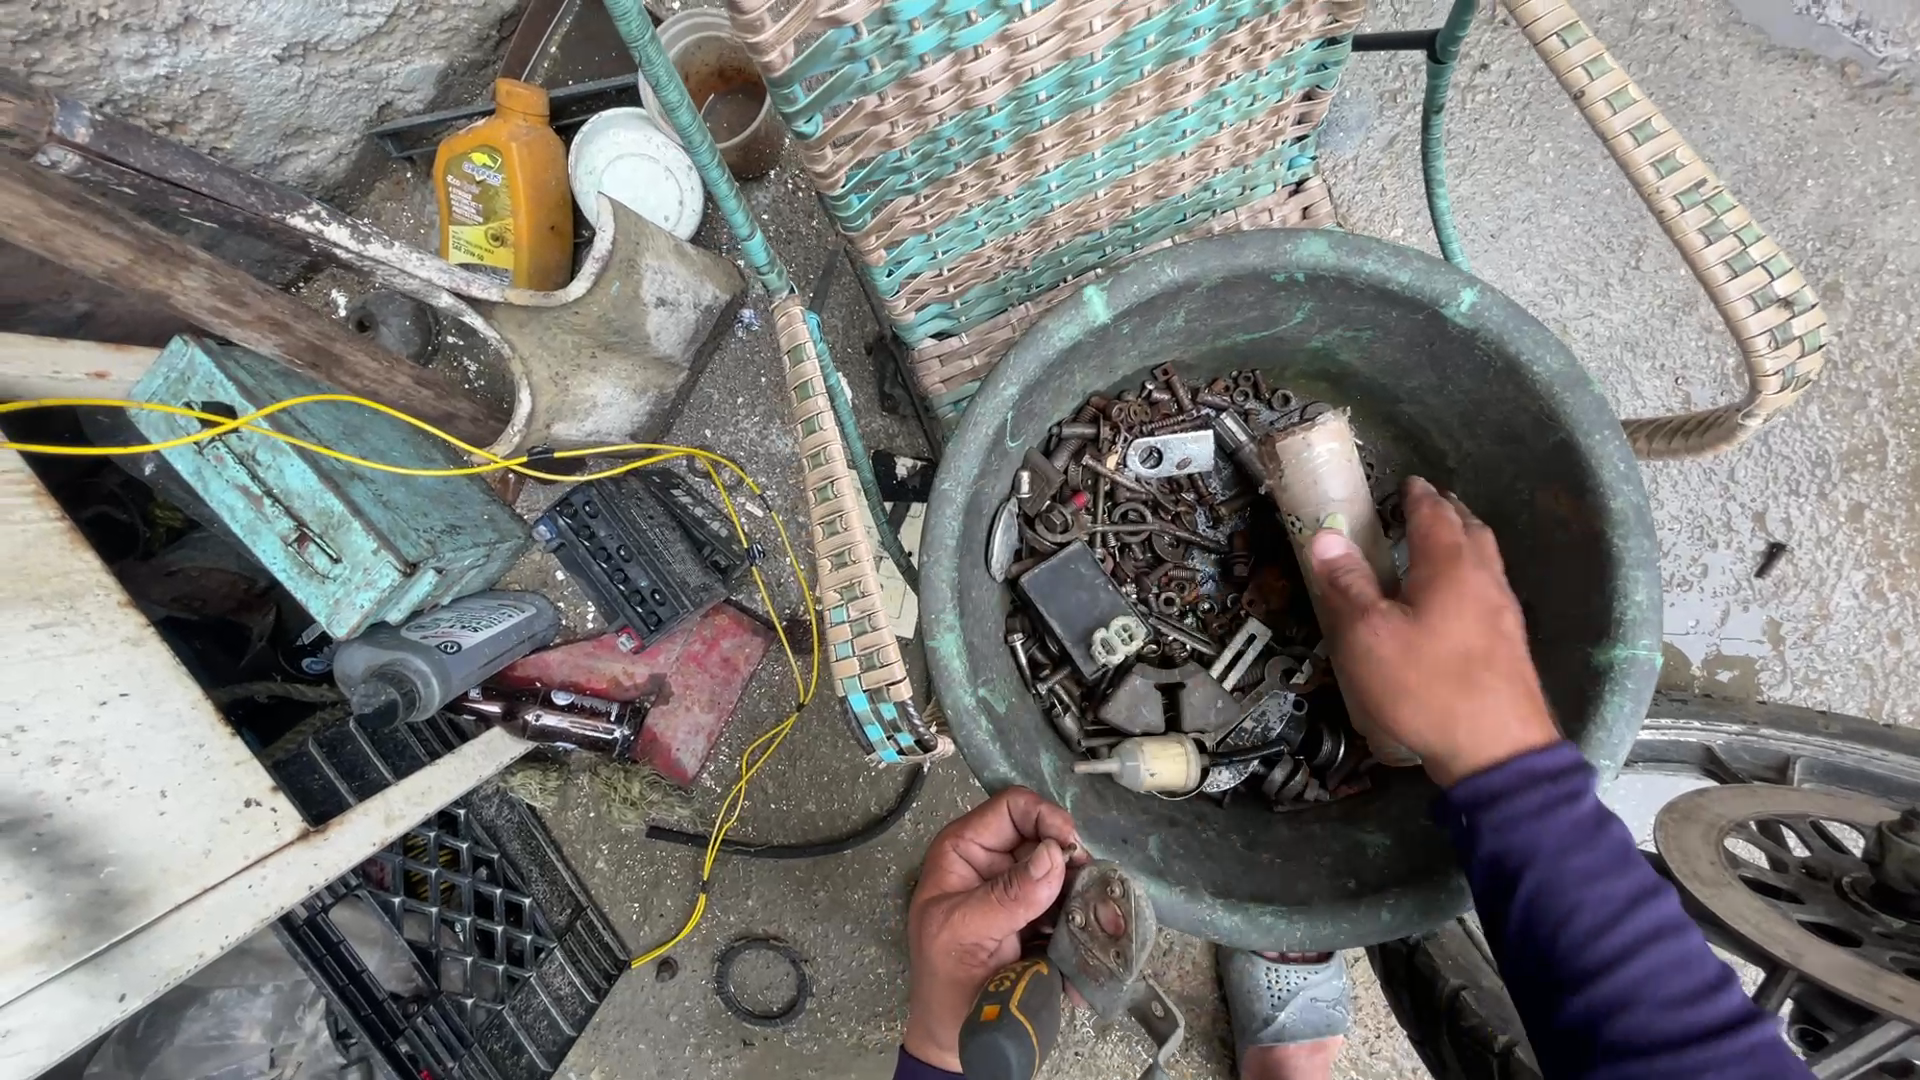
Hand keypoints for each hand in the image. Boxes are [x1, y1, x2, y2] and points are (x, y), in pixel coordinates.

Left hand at [904, 787, 1080, 1071]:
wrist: (955, 1041)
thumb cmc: (944, 981)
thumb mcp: (963, 932)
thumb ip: (1007, 895)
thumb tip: (1052, 855)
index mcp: (966, 850)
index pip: (1011, 808)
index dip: (1044, 816)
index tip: (1071, 845)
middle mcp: (997, 863)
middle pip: (1047, 840)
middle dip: (1074, 863)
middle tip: (1092, 889)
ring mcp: (1023, 892)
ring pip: (1067, 875)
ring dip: (1086, 897)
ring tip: (1101, 923)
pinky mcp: (1044, 921)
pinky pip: (1074, 910)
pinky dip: (1087, 926)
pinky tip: (1092, 948)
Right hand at [1308, 476, 1559, 786]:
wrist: (1495, 750)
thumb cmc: (1423, 685)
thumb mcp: (1367, 633)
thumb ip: (1346, 582)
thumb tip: (1325, 536)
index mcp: (1450, 568)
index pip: (1435, 516)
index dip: (1418, 497)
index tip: (1407, 483)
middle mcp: (1484, 581)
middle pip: (1471, 532)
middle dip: (1446, 513)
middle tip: (1422, 507)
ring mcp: (1503, 614)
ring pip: (1485, 561)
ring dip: (1461, 542)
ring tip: (1434, 545)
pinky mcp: (1507, 644)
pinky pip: (1487, 589)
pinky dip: (1467, 574)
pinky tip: (1450, 598)